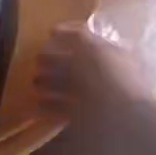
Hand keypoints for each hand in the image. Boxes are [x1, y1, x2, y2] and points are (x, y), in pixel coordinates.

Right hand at [34, 24, 149, 124]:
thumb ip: (75, 36)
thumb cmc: (109, 80)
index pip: (91, 41)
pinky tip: (36, 105)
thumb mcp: (93, 49)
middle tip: (36, 62)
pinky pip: (67, 111)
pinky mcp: (89, 121)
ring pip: (72, 88)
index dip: (69, 37)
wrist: (121, 123)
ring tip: (33, 83)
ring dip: (51, 84)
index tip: (47, 36)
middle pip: (79, 66)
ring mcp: (99, 100)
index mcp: (117, 56)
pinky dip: (51, 107)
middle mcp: (110, 77)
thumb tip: (56, 31)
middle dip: (56, 62)